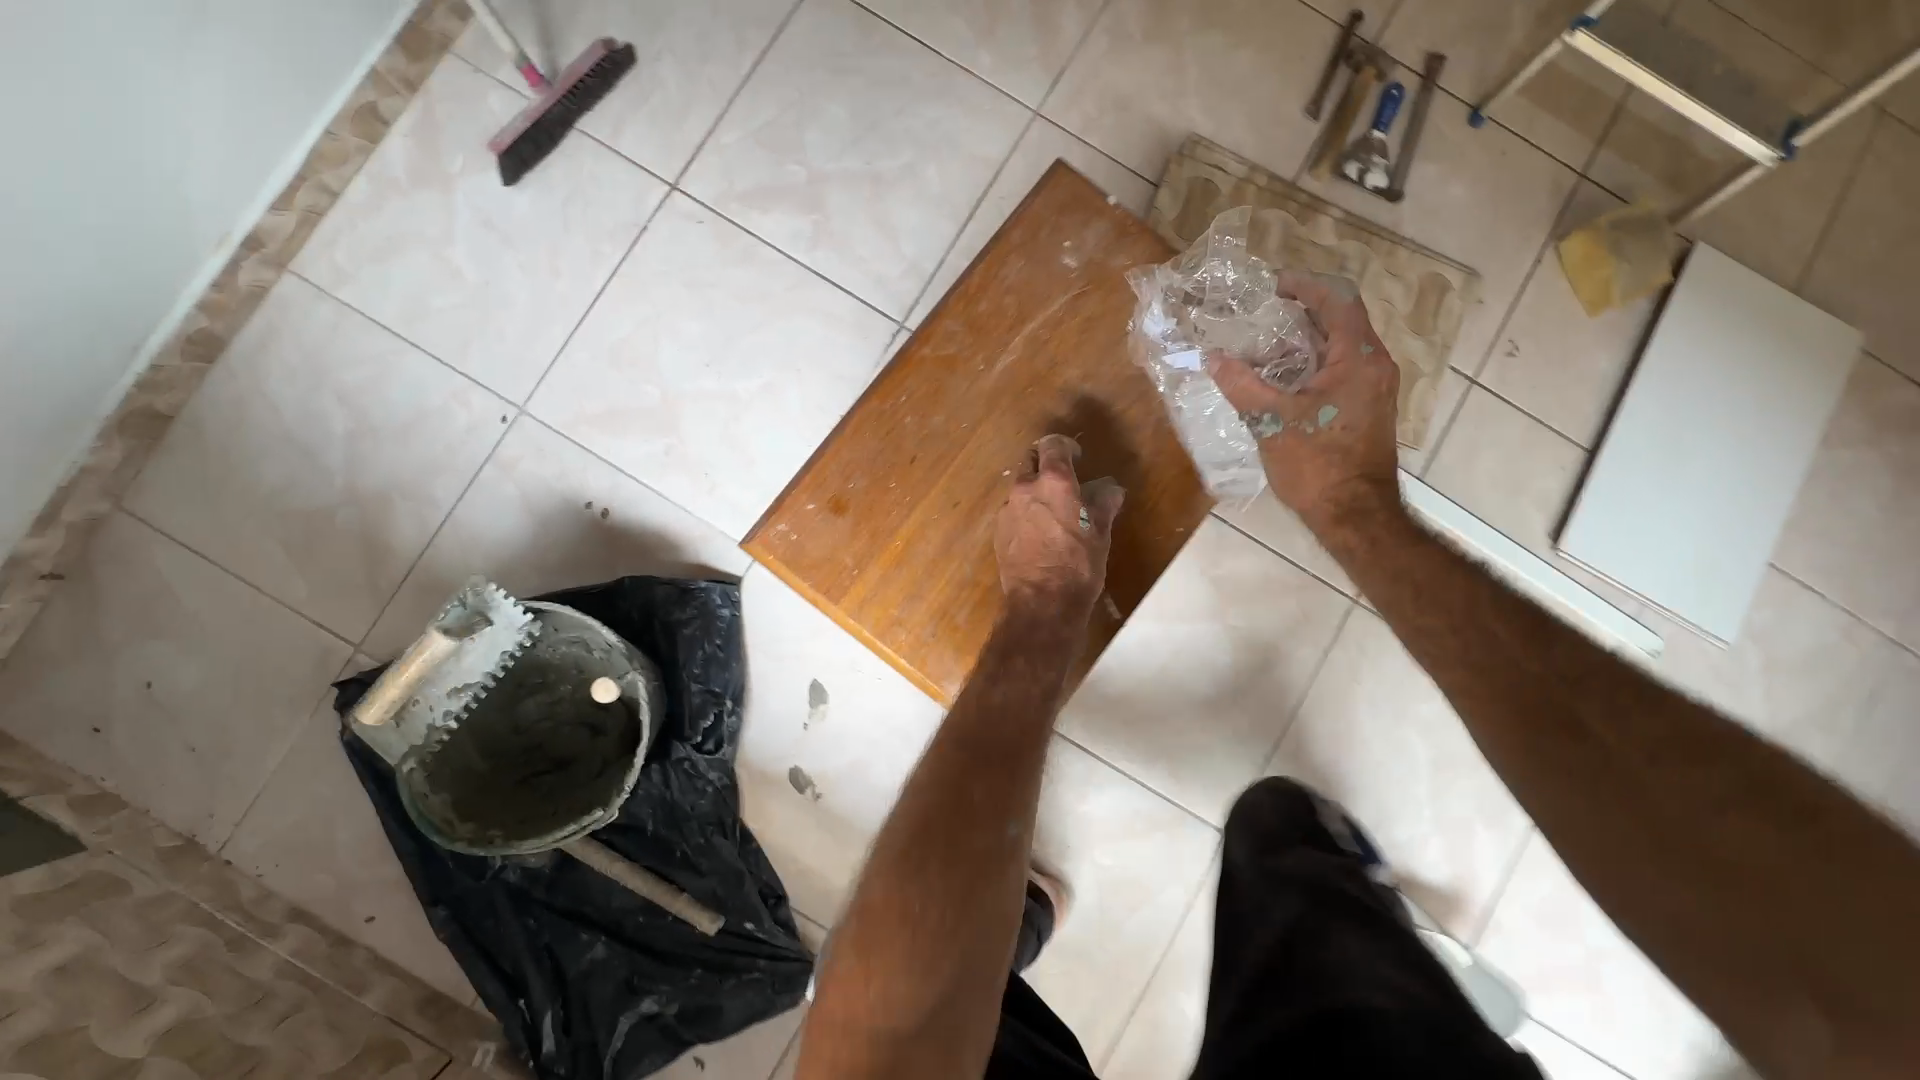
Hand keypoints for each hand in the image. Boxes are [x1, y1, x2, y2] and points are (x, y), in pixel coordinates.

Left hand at [995, 435, 1124, 621]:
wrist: (1042, 601)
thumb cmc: (1078, 564)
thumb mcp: (1100, 531)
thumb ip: (1104, 502)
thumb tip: (1110, 488)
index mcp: (1053, 481)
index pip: (1053, 444)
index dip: (1066, 447)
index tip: (1077, 457)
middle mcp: (1025, 488)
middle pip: (1031, 460)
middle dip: (1046, 464)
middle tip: (1063, 480)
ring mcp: (1008, 509)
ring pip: (1021, 488)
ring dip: (1035, 491)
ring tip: (1053, 513)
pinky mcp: (998, 531)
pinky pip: (1013, 511)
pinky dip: (1026, 513)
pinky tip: (1039, 534)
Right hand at [1207, 271, 1401, 528]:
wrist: (1354, 515)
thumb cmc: (1316, 464)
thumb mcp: (1270, 421)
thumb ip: (1241, 384)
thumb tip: (1214, 358)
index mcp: (1358, 358)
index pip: (1337, 300)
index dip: (1304, 286)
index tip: (1270, 287)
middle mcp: (1374, 365)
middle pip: (1340, 320)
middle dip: (1299, 313)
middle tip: (1260, 315)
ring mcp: (1374, 389)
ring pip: (1340, 348)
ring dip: (1303, 342)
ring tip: (1262, 347)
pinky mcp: (1366, 409)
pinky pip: (1340, 371)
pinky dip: (1311, 365)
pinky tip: (1280, 381)